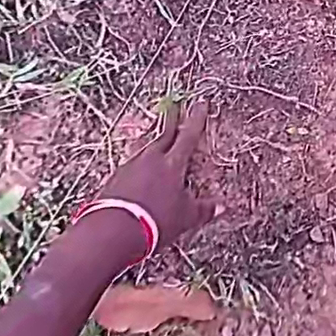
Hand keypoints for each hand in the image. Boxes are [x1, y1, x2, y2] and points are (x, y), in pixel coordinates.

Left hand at [94, 100, 213, 250]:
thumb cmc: (156, 221)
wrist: (113, 231)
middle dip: (172, 120)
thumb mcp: (185, 217)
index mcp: (172, 164)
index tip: (201, 104)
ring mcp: (130, 167)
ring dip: (153, 142)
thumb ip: (204, 210)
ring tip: (156, 139)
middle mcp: (151, 159)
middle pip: (164, 135)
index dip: (196, 120)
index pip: (188, 137)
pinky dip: (138, 163)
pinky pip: (131, 165)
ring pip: (145, 148)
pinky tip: (138, 170)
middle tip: (175, 106)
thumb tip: (222, 207)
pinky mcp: (115, 179)